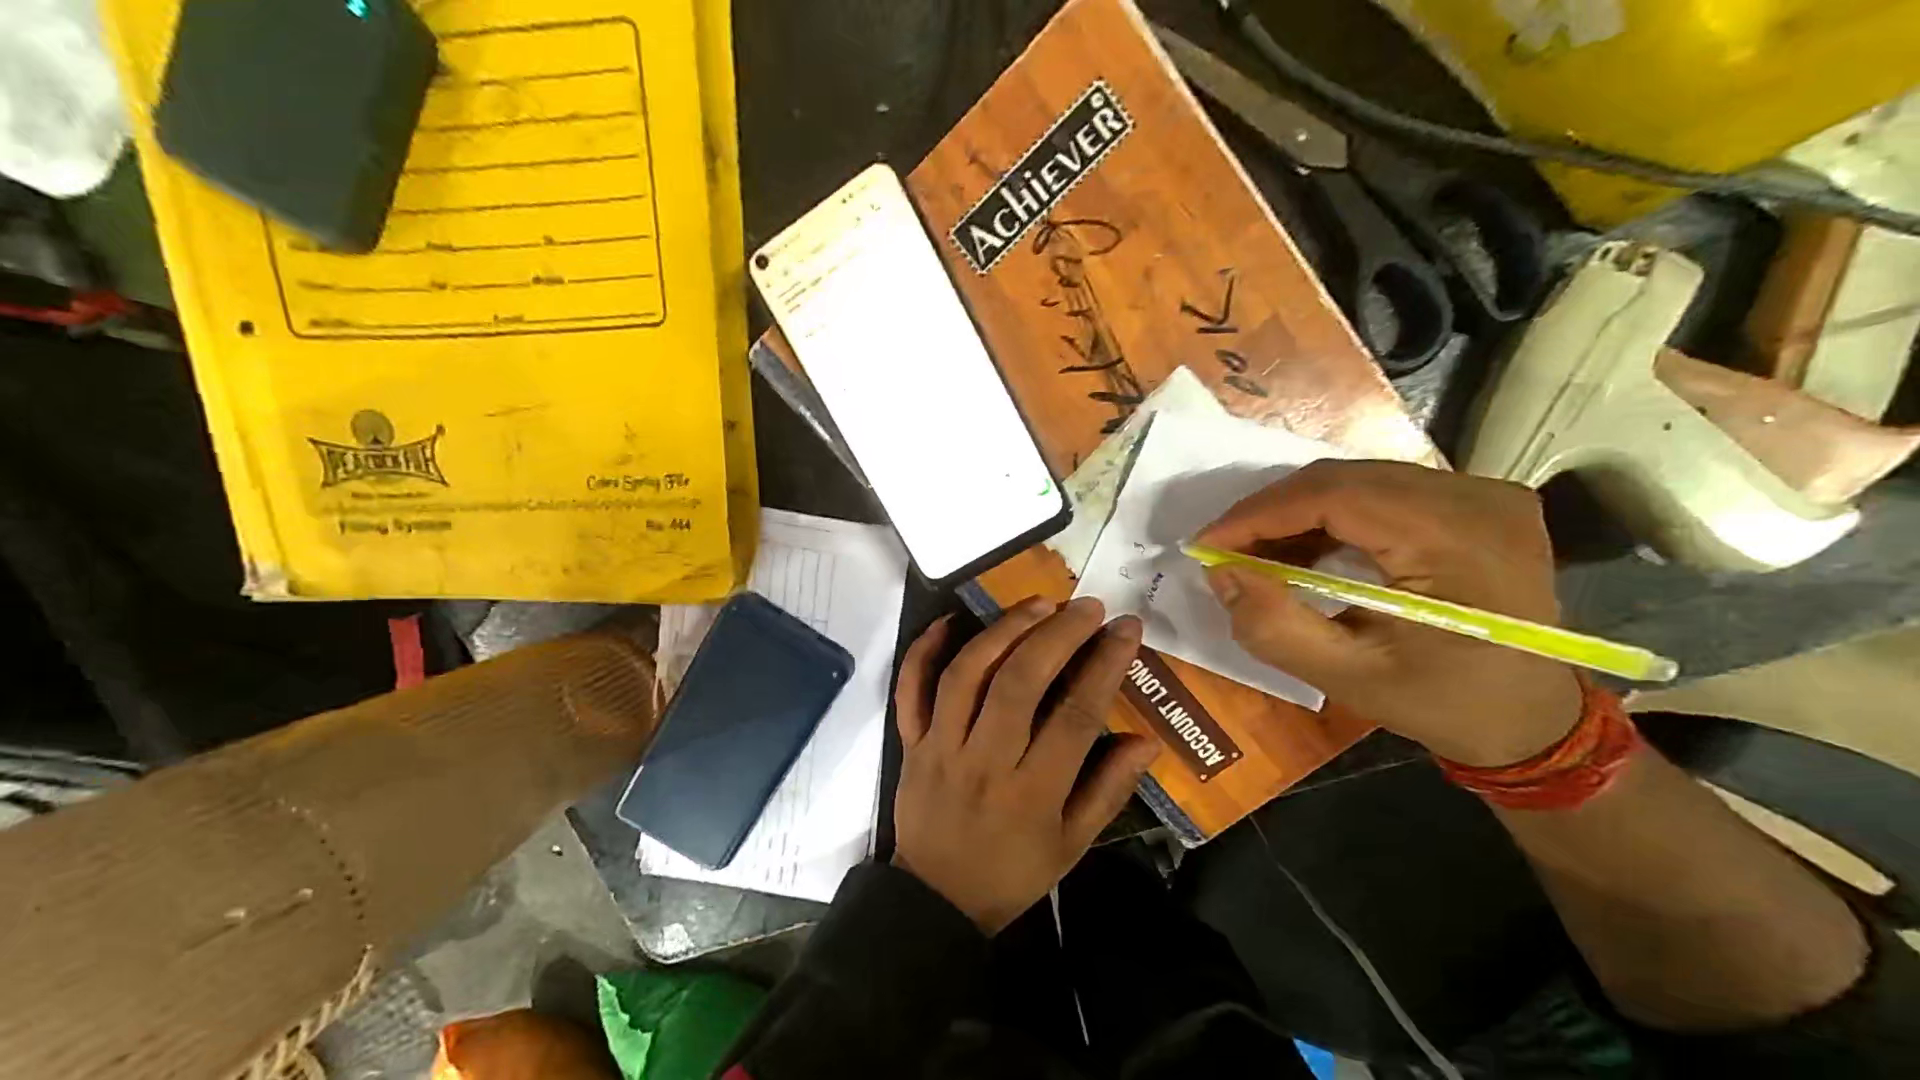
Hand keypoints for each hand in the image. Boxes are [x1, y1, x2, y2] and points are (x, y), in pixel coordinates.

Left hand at [892, 596, 1159, 933]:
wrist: (935, 900)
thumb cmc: (1013, 872)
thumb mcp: (1072, 846)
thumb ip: (1109, 790)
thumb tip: (1146, 738)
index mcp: (1032, 793)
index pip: (1074, 717)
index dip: (1104, 666)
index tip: (1125, 628)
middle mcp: (984, 761)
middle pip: (1018, 684)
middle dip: (1057, 635)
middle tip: (1086, 606)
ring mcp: (940, 747)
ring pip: (966, 675)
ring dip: (1003, 631)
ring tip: (1038, 604)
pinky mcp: (910, 742)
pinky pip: (910, 690)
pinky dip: (923, 651)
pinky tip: (949, 619)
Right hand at [1195, 460, 1581, 766]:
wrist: (1534, 719)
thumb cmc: (1445, 705)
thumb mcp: (1349, 679)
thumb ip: (1275, 627)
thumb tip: (1220, 573)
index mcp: (1457, 542)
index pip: (1336, 496)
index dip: (1260, 513)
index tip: (1207, 543)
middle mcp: (1478, 499)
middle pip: (1344, 478)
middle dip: (1270, 511)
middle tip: (1225, 549)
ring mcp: (1484, 493)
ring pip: (1357, 478)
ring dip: (1296, 511)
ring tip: (1256, 551)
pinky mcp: (1478, 500)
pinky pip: (1381, 489)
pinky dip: (1330, 514)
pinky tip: (1304, 547)